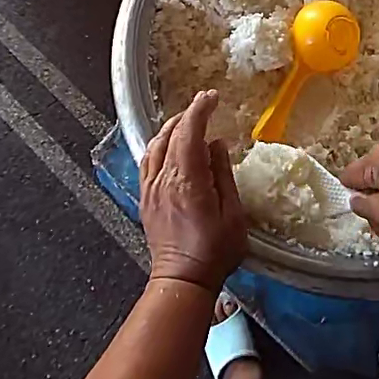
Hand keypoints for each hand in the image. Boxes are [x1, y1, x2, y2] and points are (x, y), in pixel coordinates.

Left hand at [140, 90, 246, 289]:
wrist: (183, 280)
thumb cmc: (215, 251)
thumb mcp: (233, 212)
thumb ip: (223, 174)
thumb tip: (217, 144)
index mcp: (188, 181)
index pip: (189, 134)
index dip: (199, 110)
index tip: (211, 97)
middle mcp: (164, 181)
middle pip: (170, 135)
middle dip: (187, 114)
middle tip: (204, 102)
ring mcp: (151, 190)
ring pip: (155, 146)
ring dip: (171, 127)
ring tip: (186, 118)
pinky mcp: (145, 200)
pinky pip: (147, 162)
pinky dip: (158, 144)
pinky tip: (167, 144)